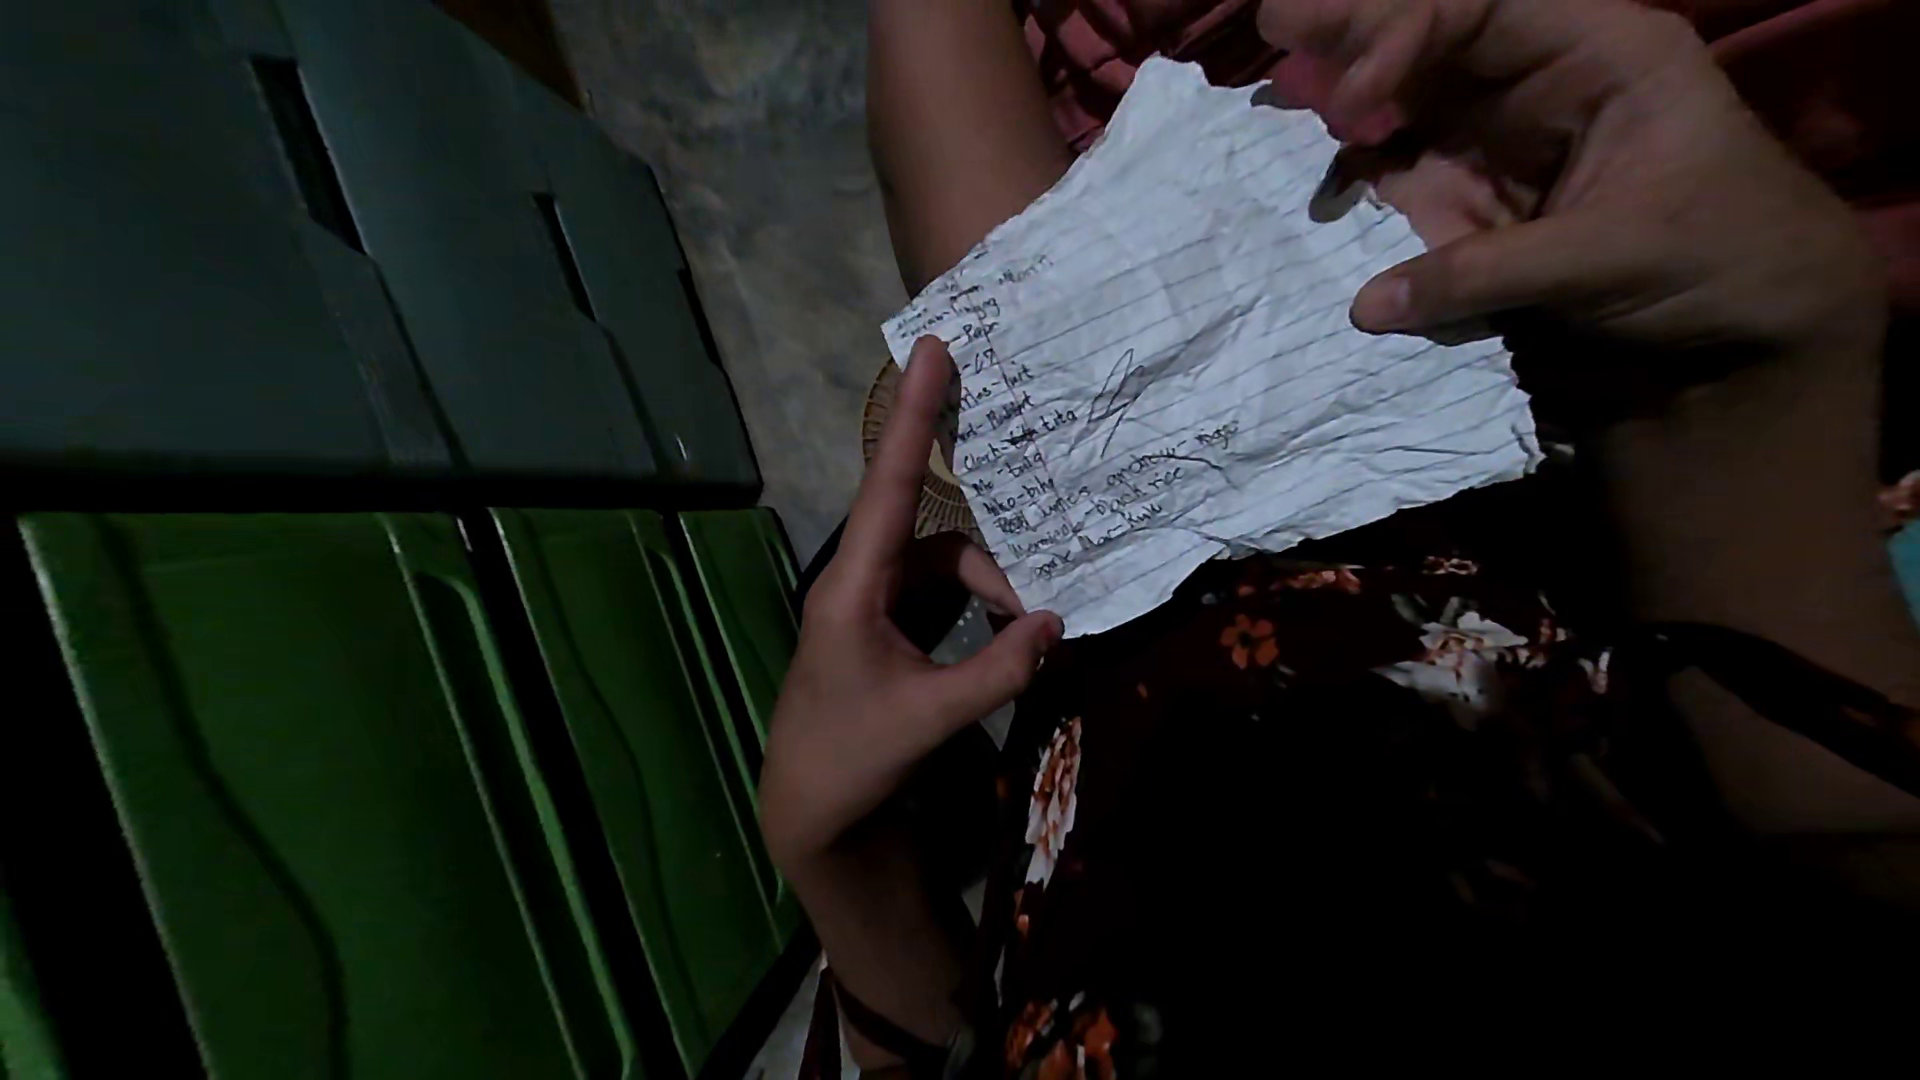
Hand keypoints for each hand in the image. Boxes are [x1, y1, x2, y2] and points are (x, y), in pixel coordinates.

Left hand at [759, 338, 1063, 870]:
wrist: (811, 806)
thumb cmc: (850, 757)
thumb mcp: (930, 717)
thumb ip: (998, 670)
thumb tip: (1057, 623)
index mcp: (855, 586)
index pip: (889, 485)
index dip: (912, 415)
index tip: (932, 351)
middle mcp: (864, 579)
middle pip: (938, 537)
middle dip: (991, 567)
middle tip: (1035, 608)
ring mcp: (878, 601)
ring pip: (947, 567)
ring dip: (990, 594)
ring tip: (1025, 636)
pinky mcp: (891, 624)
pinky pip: (944, 594)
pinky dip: (979, 608)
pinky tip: (1004, 637)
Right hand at [1259, 0, 1884, 416]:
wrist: (1724, 329)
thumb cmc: (1713, 261)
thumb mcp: (1612, 254)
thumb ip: (1483, 273)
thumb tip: (1363, 305)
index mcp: (1590, 59)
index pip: (1481, 13)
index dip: (1403, 39)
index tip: (1347, 104)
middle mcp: (1524, 92)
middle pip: (1426, 45)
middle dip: (1352, 32)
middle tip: (1273, 18)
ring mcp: (1479, 154)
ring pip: (1396, 109)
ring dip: (1334, 98)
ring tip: (1275, 83)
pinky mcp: (1449, 210)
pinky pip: (1386, 182)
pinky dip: (1342, 176)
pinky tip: (1304, 167)